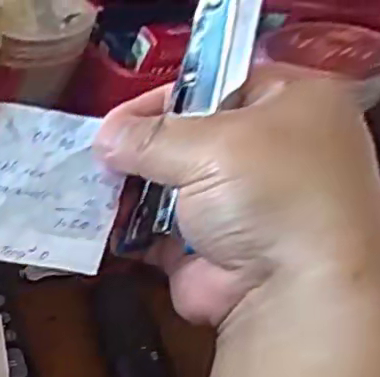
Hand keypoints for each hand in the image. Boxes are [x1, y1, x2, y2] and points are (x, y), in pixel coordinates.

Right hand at [94, 67, 379, 325]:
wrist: (288, 288)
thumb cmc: (271, 195)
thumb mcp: (213, 146)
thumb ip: (153, 138)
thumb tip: (106, 136)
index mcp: (285, 105)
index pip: (216, 84)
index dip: (165, 99)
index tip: (118, 118)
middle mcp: (259, 154)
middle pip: (184, 141)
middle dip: (139, 151)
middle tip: (97, 159)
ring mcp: (228, 209)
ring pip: (164, 191)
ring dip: (128, 193)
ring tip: (91, 193)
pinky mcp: (198, 254)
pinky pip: (152, 236)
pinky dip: (127, 234)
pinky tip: (101, 227)